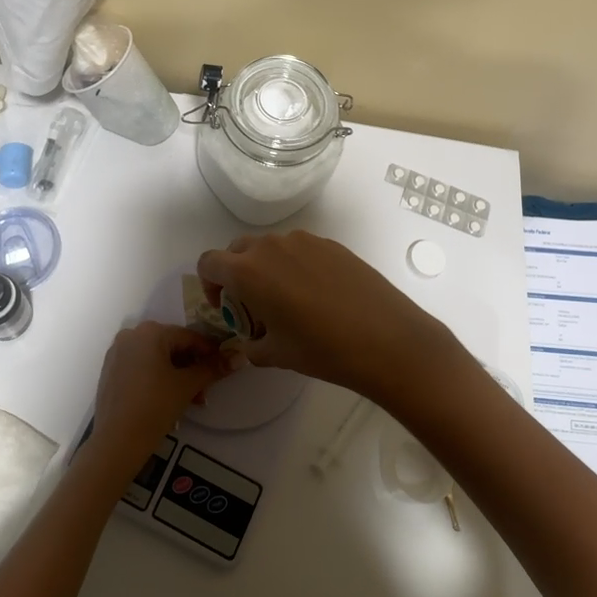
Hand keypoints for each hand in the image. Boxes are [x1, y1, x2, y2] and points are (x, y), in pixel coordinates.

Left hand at [89, 322, 234, 466]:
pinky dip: (157, 379)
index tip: (223, 366)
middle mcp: (131, 335)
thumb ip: (213, 369)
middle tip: (204, 391)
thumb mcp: (187, 386)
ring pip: (156, 359)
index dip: (209, 352)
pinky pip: (141, 368)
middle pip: (171, 347)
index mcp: (150, 332)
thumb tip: (239, 357)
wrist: (117, 441)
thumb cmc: (155, 406)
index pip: (189, 337)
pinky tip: (168, 400)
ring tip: (190, 400)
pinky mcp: (110, 371)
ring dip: (177, 376)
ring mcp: (117, 353)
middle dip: (191, 368)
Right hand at [196, 231, 456, 400]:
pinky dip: (296, 266)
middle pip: (238, 250)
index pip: (209, 262)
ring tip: (289, 303)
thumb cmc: (322, 349)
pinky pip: (300, 250)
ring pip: (272, 248)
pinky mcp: (331, 244)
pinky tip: (318, 296)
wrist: (386, 339)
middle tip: (254, 307)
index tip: (225, 308)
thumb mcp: (276, 355)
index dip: (209, 285)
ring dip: (268, 269)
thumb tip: (251, 341)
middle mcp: (272, 247)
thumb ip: (251, 345)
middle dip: (237, 275)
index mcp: (248, 272)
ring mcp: (304, 241)